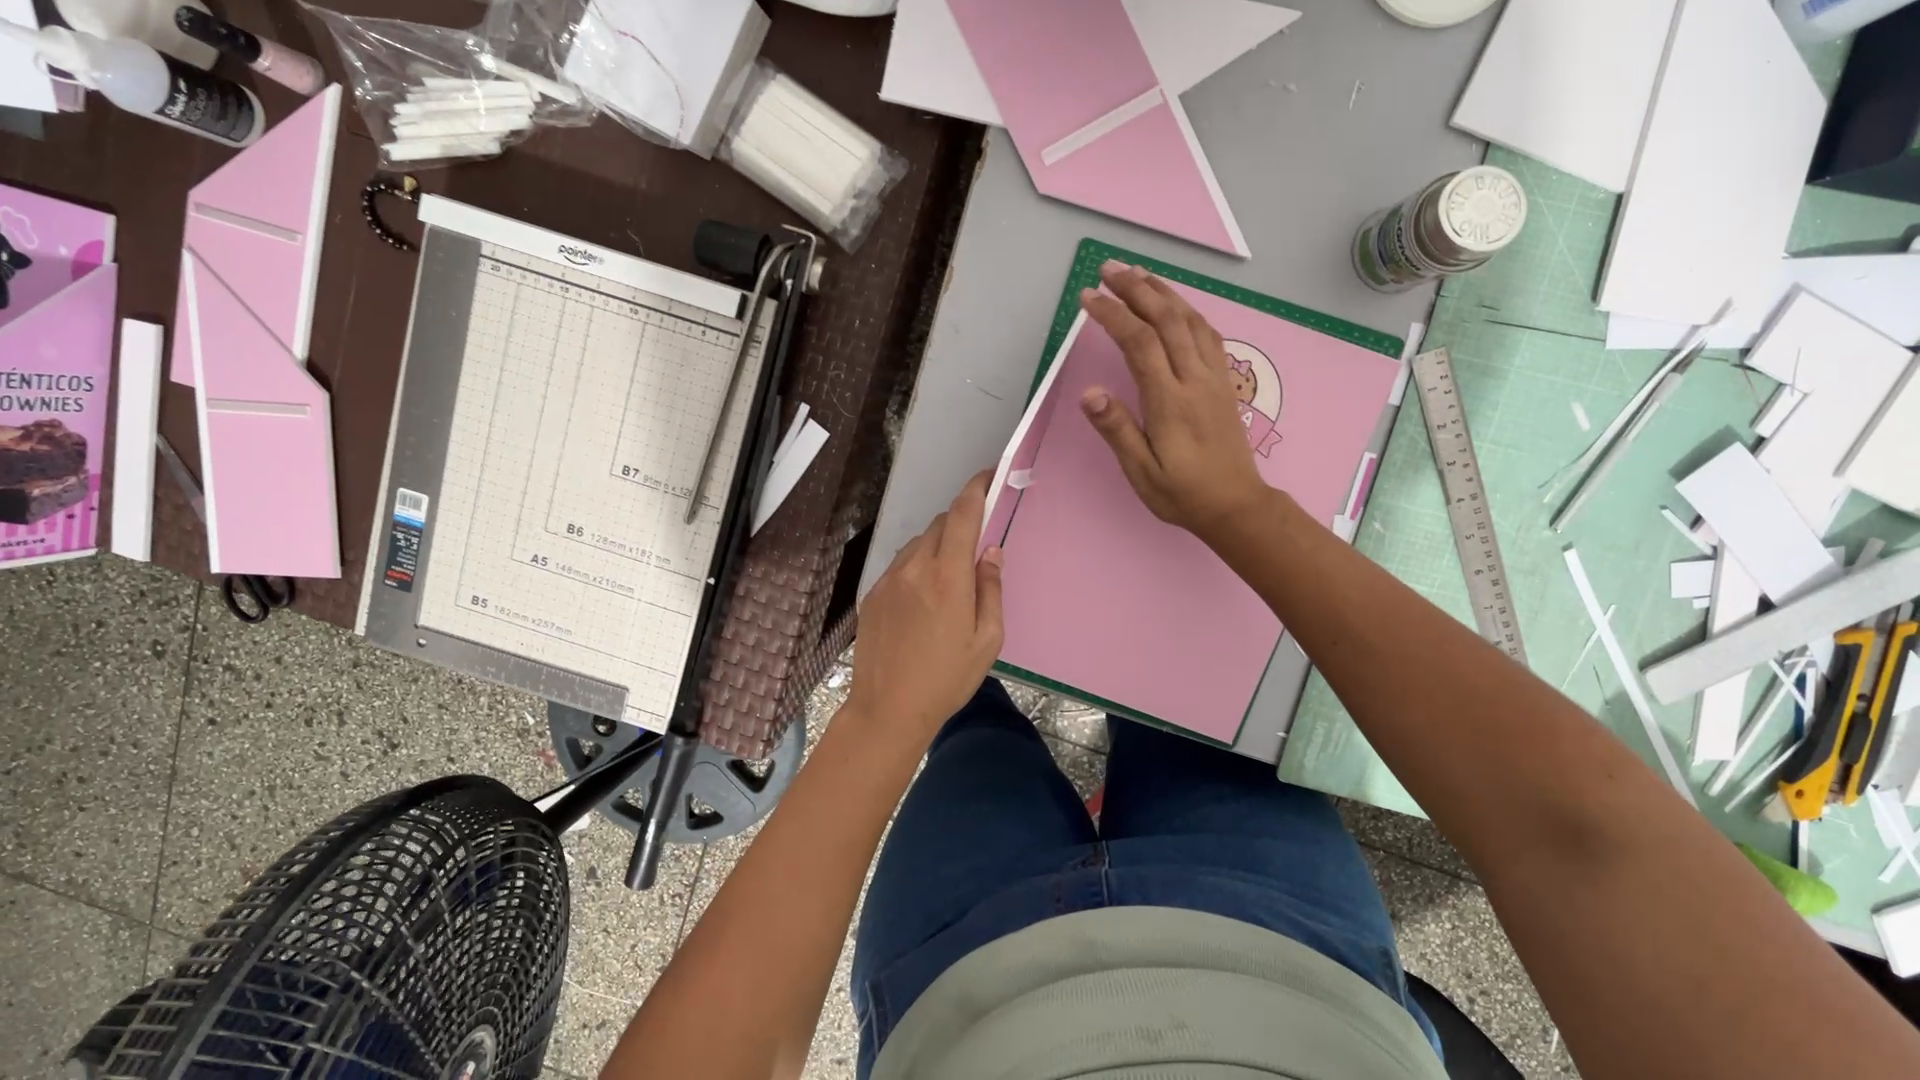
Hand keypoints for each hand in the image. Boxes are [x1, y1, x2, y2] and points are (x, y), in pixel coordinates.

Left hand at [848, 471, 1004, 746]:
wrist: (887, 709)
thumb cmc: (947, 679)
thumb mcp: (987, 640)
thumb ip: (991, 589)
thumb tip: (991, 552)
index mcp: (948, 577)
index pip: (962, 515)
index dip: (976, 489)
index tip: (989, 476)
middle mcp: (915, 568)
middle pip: (939, 525)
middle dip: (961, 523)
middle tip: (976, 548)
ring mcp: (888, 580)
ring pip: (918, 544)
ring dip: (938, 546)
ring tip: (951, 581)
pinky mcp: (873, 595)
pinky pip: (900, 565)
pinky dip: (918, 566)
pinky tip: (925, 600)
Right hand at [1078, 261, 1271, 545]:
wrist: (1235, 506)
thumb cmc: (1182, 493)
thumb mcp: (1142, 471)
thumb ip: (1118, 430)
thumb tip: (1091, 393)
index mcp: (1171, 401)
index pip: (1139, 343)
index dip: (1113, 314)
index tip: (1087, 297)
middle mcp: (1195, 380)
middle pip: (1167, 320)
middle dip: (1136, 289)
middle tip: (1108, 268)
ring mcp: (1214, 378)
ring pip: (1191, 321)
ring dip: (1164, 293)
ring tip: (1138, 274)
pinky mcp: (1224, 383)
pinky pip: (1208, 335)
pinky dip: (1188, 311)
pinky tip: (1175, 306)